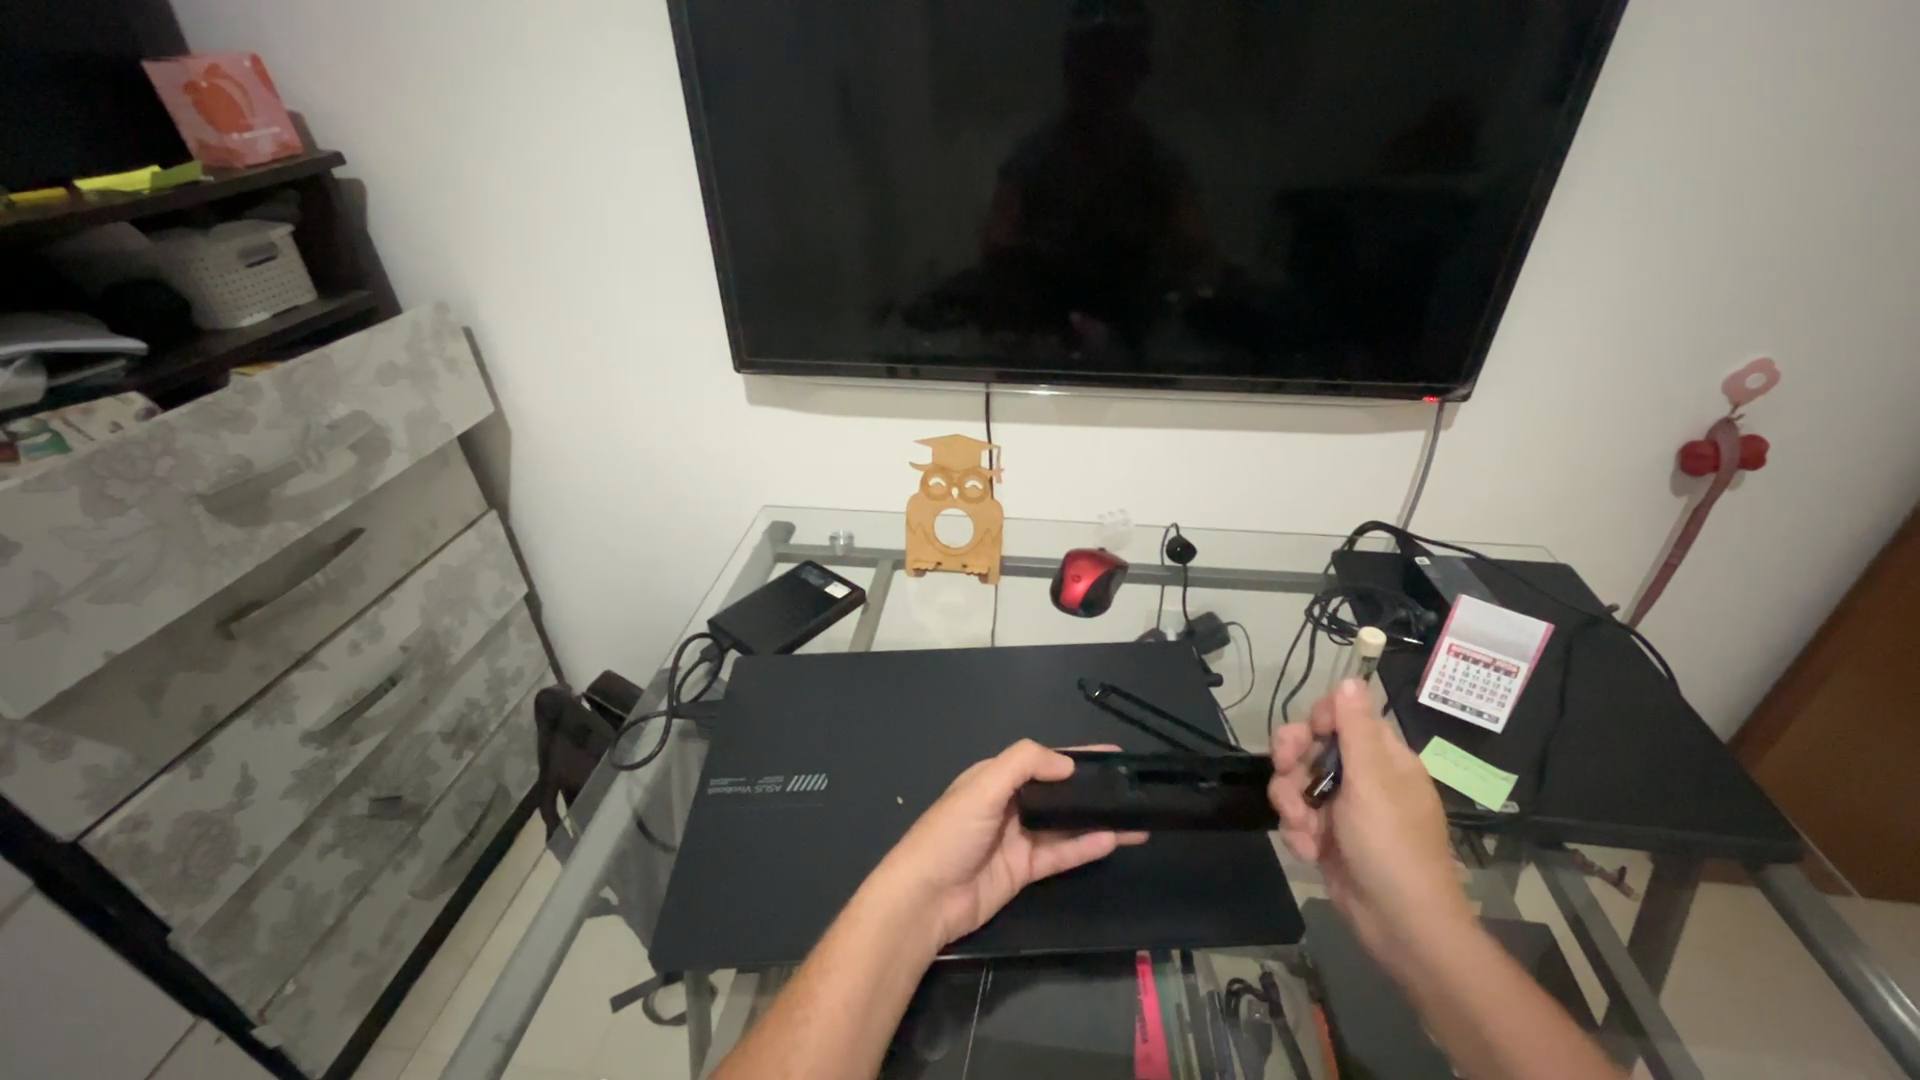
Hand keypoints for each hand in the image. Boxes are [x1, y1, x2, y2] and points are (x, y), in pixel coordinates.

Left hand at [868, 740, 1147, 945]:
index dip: (1075, 756)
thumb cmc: (950, 834)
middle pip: (1057, 792)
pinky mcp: (1025, 870)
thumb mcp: (982, 787)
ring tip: (1136, 816)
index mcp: (993, 778)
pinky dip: (1086, 847)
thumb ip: (1023, 765)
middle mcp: (1008, 804)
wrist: (926, 899)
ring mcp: (1018, 838)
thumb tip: (1067, 764)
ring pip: (1065, 824)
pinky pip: (1061, 854)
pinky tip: (1114, 839)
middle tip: (1132, 787)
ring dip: (1096, 819)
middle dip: (1091, 788)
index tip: (1112, 756)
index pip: (1041, 760)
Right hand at [1268, 679, 1473, 970]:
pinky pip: (1297, 818)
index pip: (1343, 716)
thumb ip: (1356, 730)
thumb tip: (1350, 679)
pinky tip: (1310, 850)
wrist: (1398, 923)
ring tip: (1304, 829)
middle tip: (1287, 775)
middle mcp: (1363, 778)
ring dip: (1291, 803)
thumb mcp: (1372, 782)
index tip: (1310, 736)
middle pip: (1310, 747)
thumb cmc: (1392, 846)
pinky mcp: (1326, 836)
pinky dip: (1298, 832)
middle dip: (1292, 762)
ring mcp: (1343, 809)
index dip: (1319, 721)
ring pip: (1295, 783)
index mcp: (1384, 759)